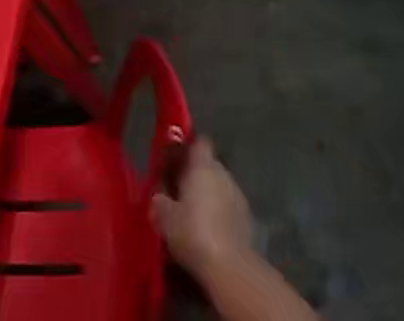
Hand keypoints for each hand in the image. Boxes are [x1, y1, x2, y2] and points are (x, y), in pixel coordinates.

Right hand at [151, 137, 253, 274]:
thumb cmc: (192, 233)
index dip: (188, 147)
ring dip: (206, 191)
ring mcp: (236, 191)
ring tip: (192, 212)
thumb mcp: (165, 219)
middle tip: (178, 190)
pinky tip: (208, 227)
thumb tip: (159, 196)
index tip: (176, 160)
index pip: (199, 142)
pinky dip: (218, 208)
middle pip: (207, 163)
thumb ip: (159, 202)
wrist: (227, 262)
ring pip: (218, 183)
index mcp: (202, 167)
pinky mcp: (245, 211)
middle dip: (194, 174)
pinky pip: (227, 201)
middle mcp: (222, 172)